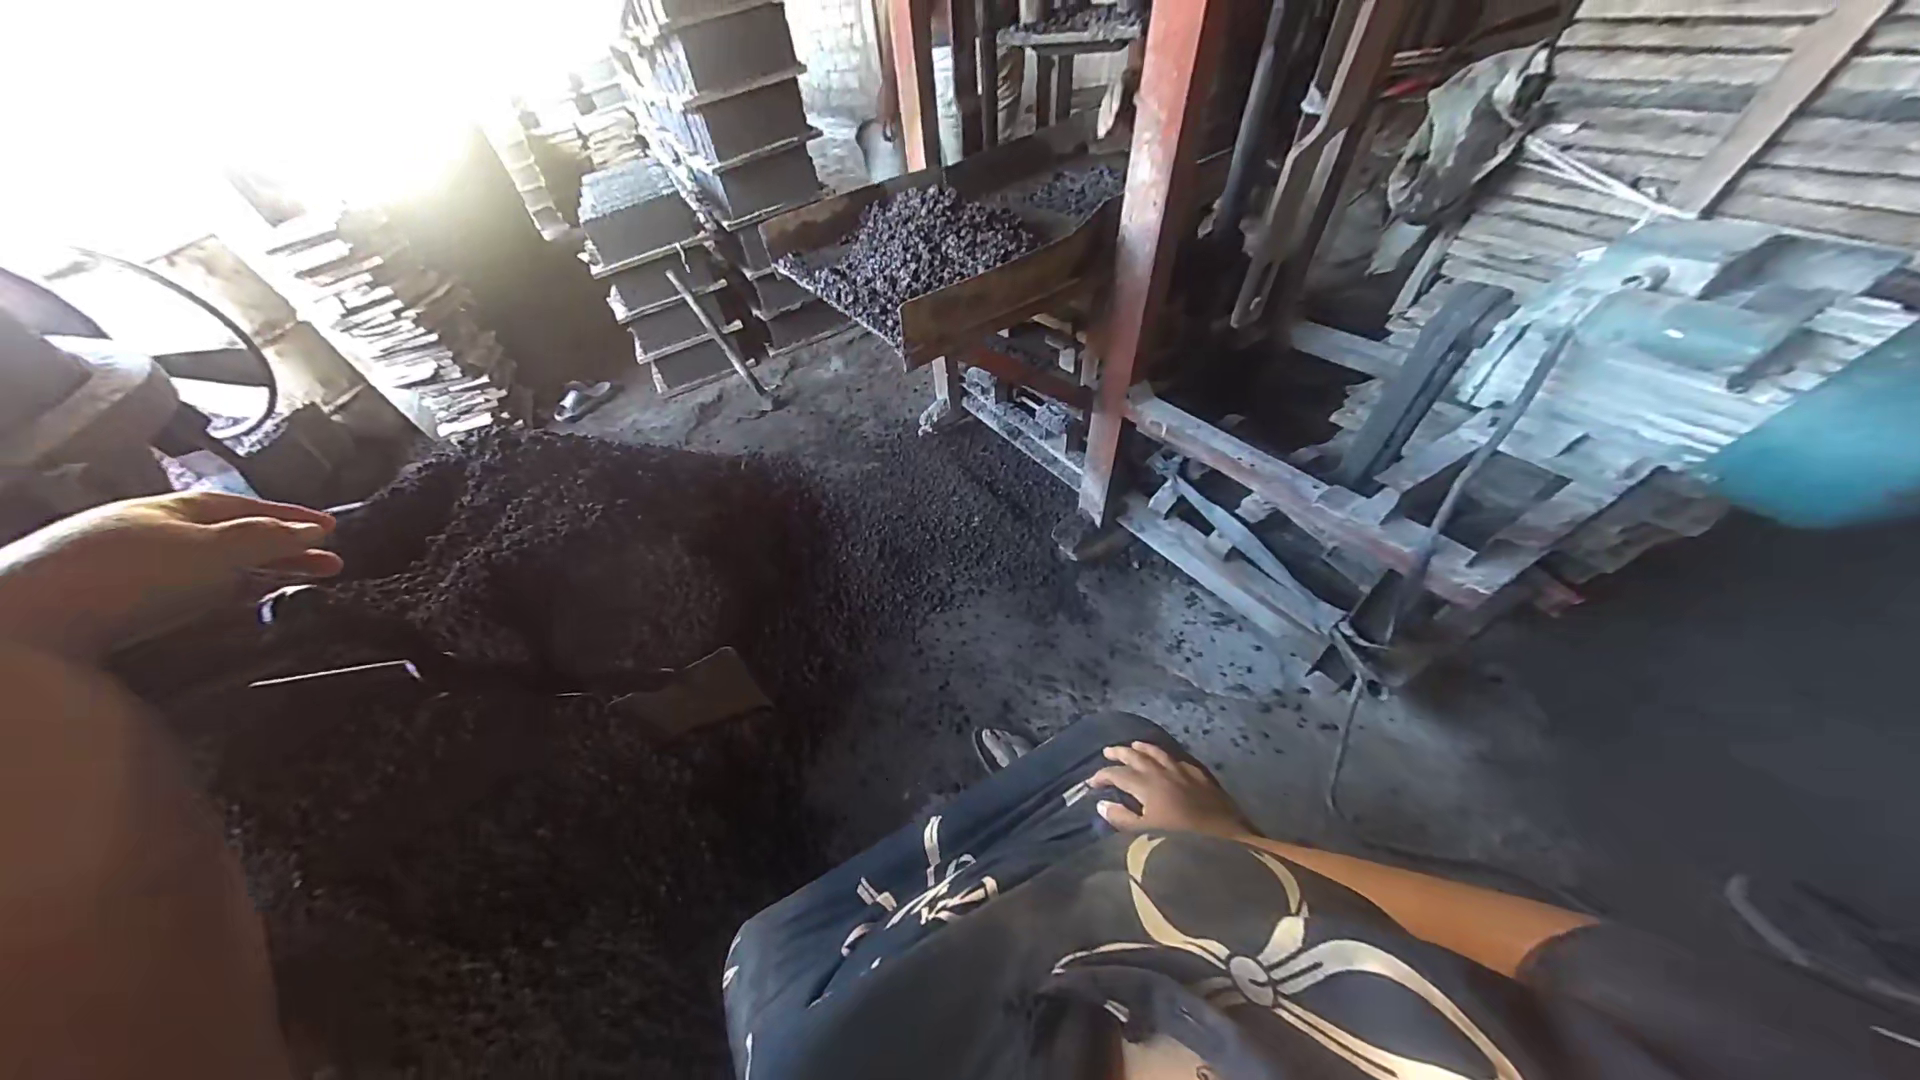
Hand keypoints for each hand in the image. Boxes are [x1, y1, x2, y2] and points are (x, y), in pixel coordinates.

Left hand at [0, 492, 341, 658]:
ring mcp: (134, 576)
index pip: (239, 505)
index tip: (332, 527)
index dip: (288, 514)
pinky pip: (198, 599)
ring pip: (218, 570)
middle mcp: (147, 538)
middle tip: (332, 563)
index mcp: (161, 511)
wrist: (25, 632)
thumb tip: (316, 531)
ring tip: (304, 586)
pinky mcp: (128, 612)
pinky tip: (252, 610)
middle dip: (285, 550)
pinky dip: (236, 599)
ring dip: (265, 576)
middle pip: (232, 539)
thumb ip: (268, 538)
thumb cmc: (123, 575)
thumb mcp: (210, 548)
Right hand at [1088, 741, 1255, 838]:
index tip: (1092, 782)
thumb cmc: (1183, 842)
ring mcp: (1183, 771)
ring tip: (1133, 745)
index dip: (1102, 776)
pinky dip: (1166, 755)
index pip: (1117, 774)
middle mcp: (1162, 771)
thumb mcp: (1147, 834)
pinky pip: (1178, 758)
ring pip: (1158, 752)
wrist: (1227, 842)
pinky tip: (1167, 758)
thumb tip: (1102, 803)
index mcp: (1146, 785)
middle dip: (1119, 753)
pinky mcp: (1201, 776)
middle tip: (1107, 751)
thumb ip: (1122, 818)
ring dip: (1142, 748)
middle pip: (1135, 756)